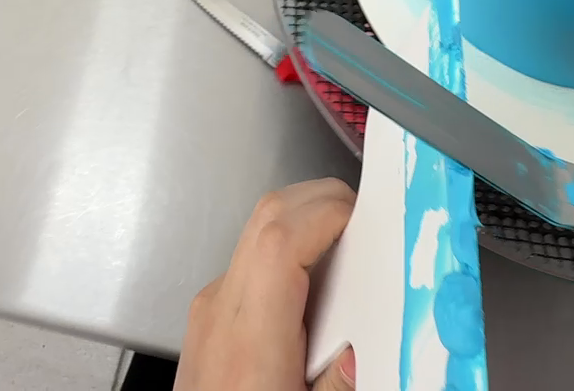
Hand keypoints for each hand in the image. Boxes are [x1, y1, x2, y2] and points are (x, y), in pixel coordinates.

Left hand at [176, 178, 356, 390]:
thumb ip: (339, 384)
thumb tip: (363, 344)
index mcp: (249, 341)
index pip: (280, 239)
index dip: (325, 212)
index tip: (363, 217)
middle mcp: (221, 311)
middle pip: (267, 216)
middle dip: (321, 201)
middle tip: (363, 219)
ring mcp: (211, 307)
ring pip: (258, 227)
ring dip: (304, 219)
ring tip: (347, 246)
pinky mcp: (209, 314)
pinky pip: (252, 255)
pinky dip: (288, 245)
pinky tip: (316, 281)